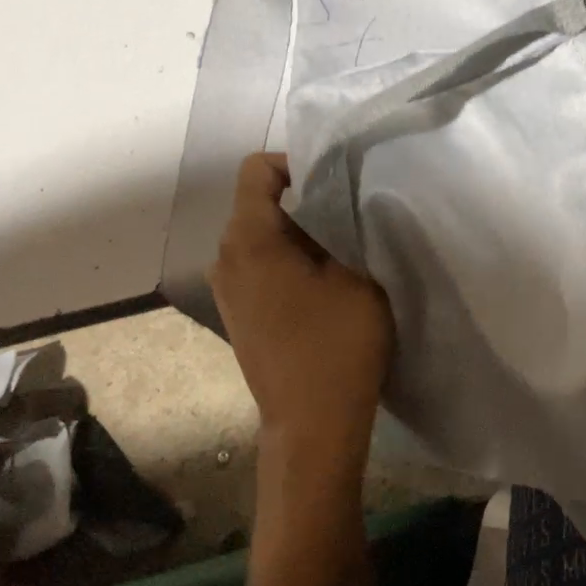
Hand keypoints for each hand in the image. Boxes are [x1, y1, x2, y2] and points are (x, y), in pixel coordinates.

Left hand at [210, 153, 394, 457]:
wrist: (312, 422)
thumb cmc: (337, 344)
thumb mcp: (359, 275)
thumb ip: (348, 228)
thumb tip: (344, 197)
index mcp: (249, 242)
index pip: (257, 171)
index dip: (299, 163)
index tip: (342, 181)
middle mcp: (227, 259)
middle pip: (263, 203)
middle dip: (310, 199)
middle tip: (359, 214)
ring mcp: (230, 289)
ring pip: (266, 235)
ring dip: (306, 233)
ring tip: (351, 248)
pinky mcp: (241, 312)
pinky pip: (265, 264)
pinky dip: (296, 259)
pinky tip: (332, 281)